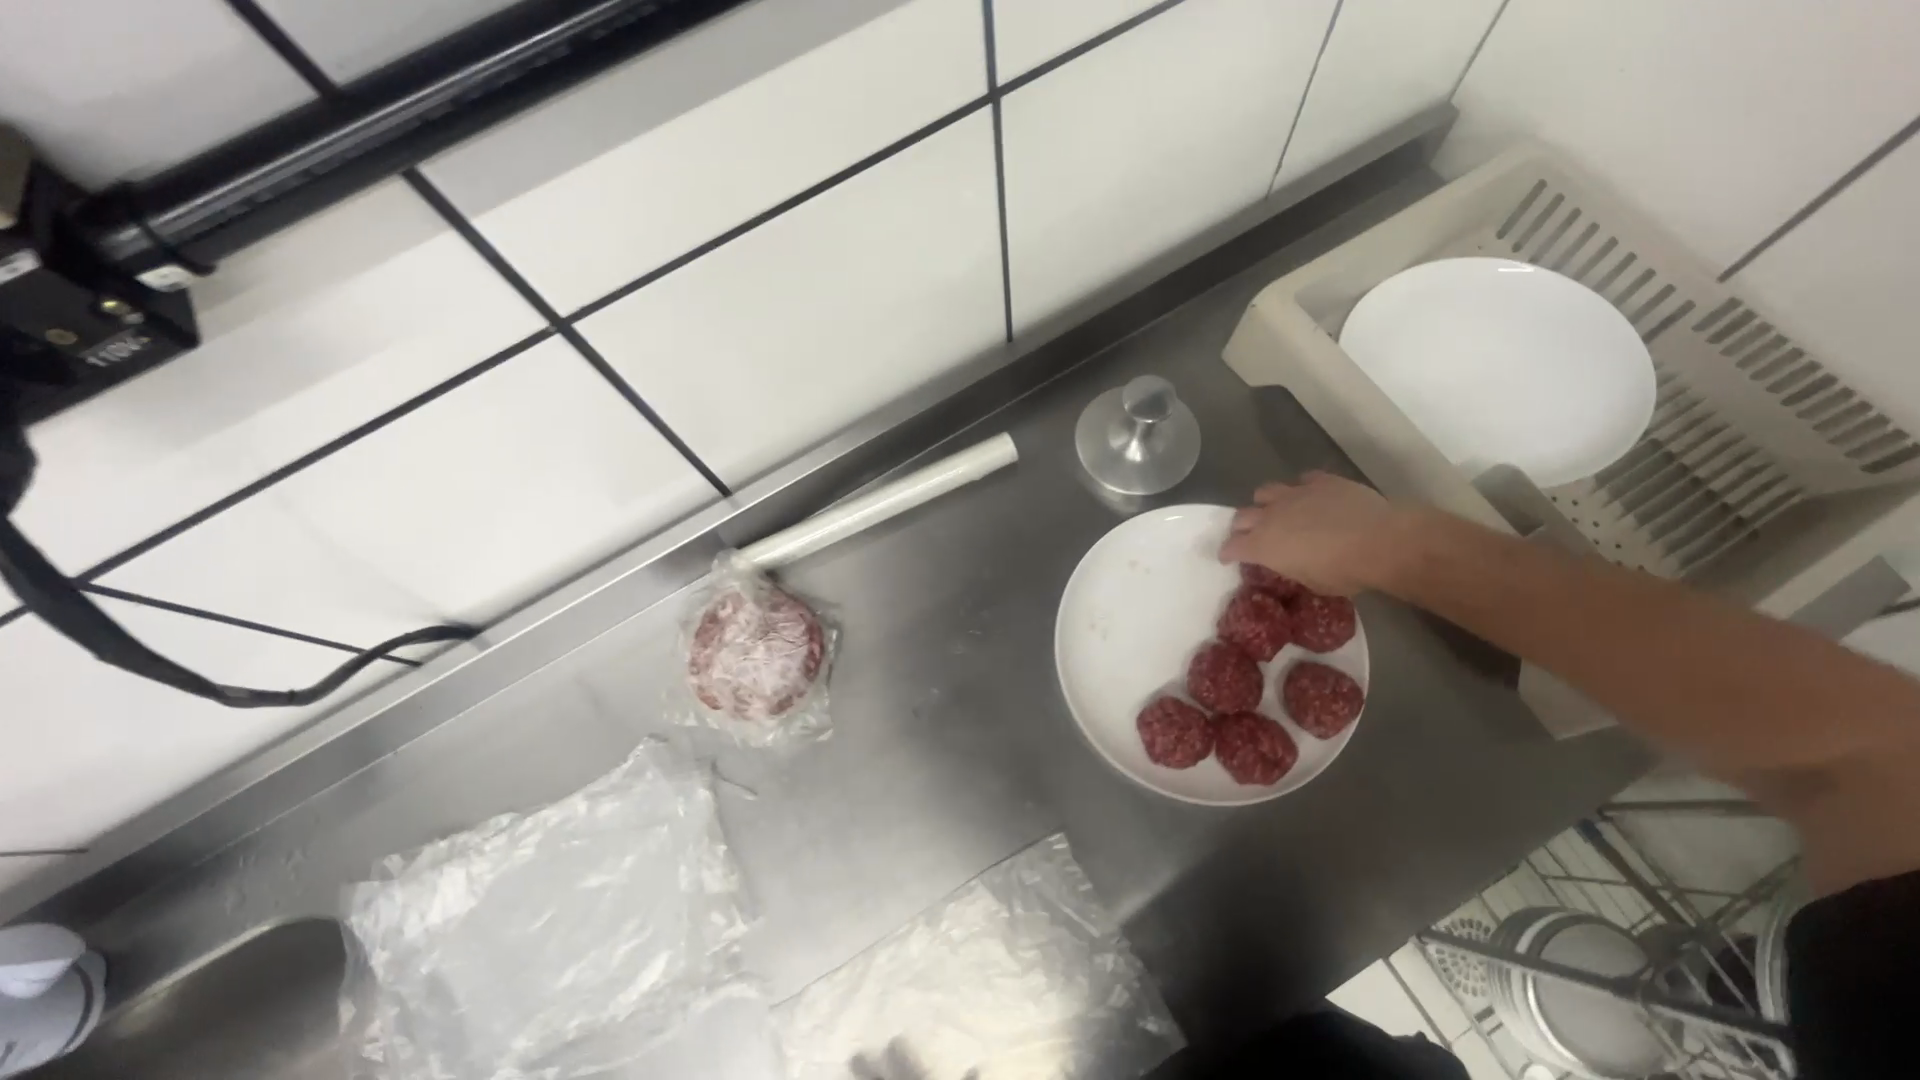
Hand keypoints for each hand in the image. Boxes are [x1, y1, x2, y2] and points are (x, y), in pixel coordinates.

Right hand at [1218, 472, 1409, 595]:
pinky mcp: (1321, 481)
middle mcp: (1271, 515)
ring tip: (1277, 510)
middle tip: (1250, 536)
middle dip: (1242, 527)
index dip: (1228, 553)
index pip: (1232, 547)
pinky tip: (1312, 497)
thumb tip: (1290, 561)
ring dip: (1266, 502)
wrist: (1380, 542)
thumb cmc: (1344, 572)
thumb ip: (1291, 568)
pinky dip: (1303, 489)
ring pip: (1265, 491)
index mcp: (1263, 545)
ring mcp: (1295, 494)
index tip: (1228, 557)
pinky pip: (1303, 479)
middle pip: (1242, 516)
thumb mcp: (1310, 582)